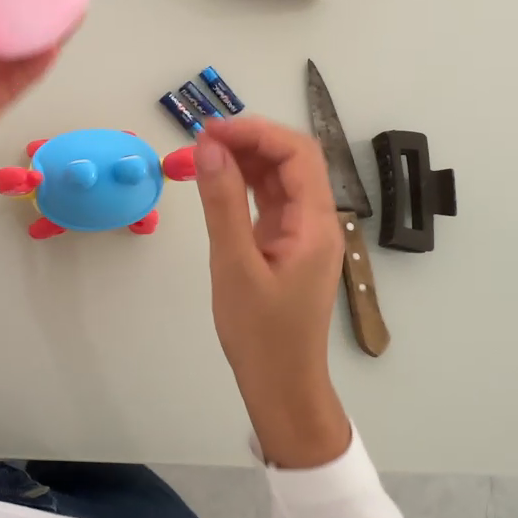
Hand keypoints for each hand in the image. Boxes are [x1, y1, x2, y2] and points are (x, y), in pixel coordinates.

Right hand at [193, 116, 352, 468]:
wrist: (280, 385)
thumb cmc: (260, 333)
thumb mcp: (234, 264)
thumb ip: (222, 202)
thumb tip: (209, 148)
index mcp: (315, 225)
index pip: (297, 155)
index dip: (256, 133)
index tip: (211, 132)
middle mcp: (315, 221)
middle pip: (290, 160)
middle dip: (249, 139)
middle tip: (201, 140)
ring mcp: (300, 232)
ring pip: (277, 177)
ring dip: (244, 157)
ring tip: (202, 152)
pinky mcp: (283, 243)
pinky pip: (267, 198)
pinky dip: (242, 181)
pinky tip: (216, 178)